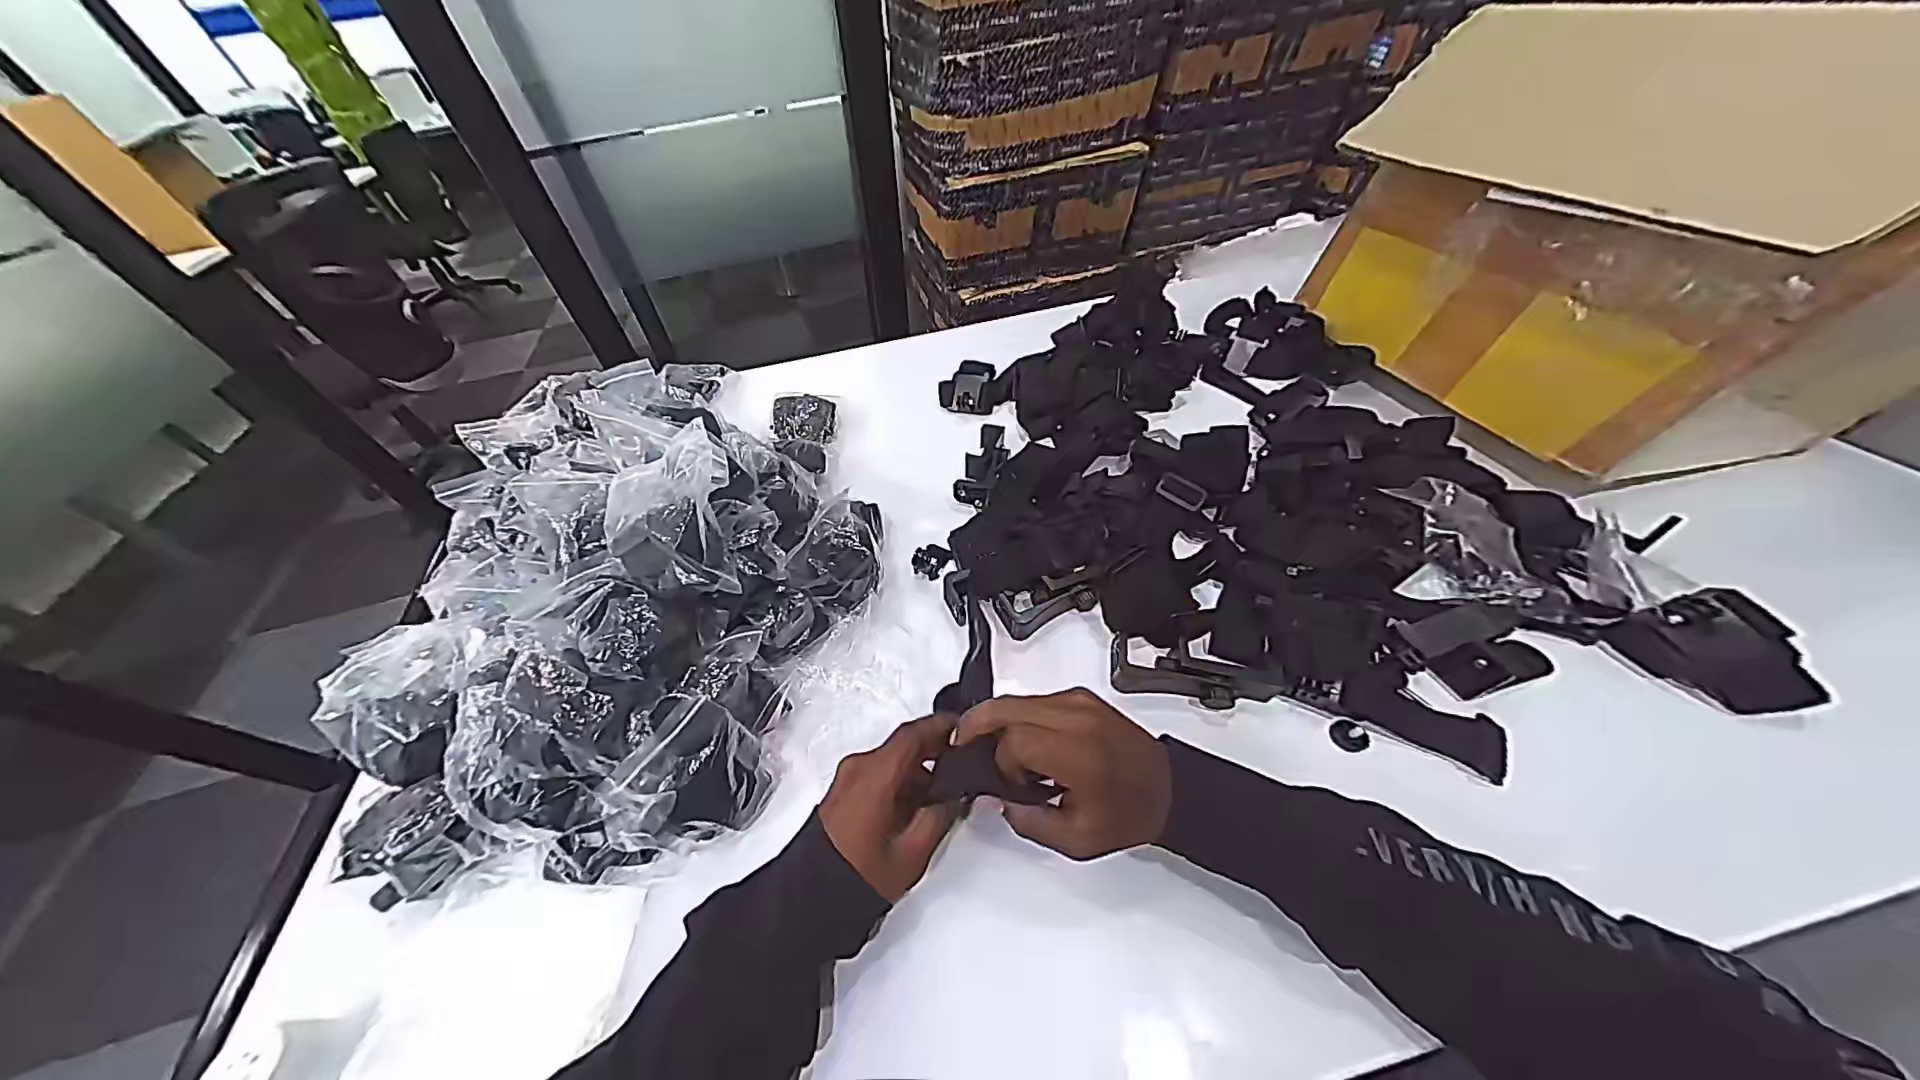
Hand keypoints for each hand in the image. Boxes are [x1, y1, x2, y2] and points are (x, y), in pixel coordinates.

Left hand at [820, 714, 960, 901]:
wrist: (809, 900)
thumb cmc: (852, 879)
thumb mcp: (912, 853)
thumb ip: (940, 816)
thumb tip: (952, 798)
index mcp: (875, 775)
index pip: (913, 734)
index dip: (940, 725)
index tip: (960, 725)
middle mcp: (857, 769)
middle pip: (902, 746)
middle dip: (933, 751)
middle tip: (958, 761)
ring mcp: (846, 779)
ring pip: (890, 761)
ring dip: (915, 771)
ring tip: (939, 796)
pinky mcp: (841, 792)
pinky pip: (876, 774)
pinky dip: (898, 782)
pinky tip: (913, 807)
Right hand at [956, 688, 1171, 860]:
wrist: (1168, 789)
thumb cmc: (1130, 813)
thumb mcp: (1076, 838)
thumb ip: (1027, 820)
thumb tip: (995, 799)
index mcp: (1079, 753)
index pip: (1014, 739)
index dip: (1002, 763)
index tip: (1012, 783)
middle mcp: (1078, 718)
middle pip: (1005, 706)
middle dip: (976, 723)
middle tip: (964, 742)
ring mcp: (1080, 702)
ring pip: (1017, 699)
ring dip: (998, 720)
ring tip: (999, 750)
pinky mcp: (1081, 697)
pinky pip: (1035, 700)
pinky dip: (1019, 716)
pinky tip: (1022, 741)